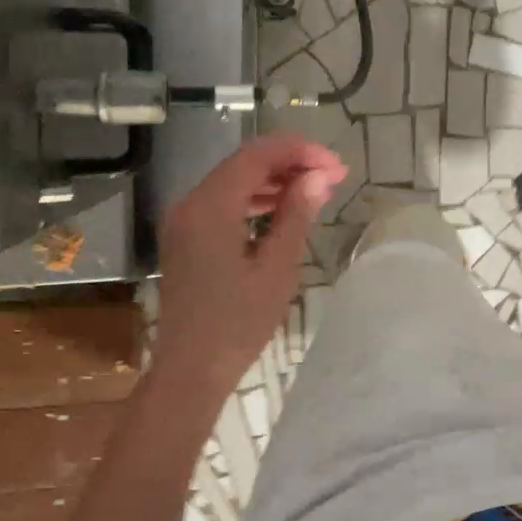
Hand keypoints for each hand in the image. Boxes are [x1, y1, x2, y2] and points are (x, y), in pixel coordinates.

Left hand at [154, 134, 346, 397]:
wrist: (190, 368)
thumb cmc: (238, 322)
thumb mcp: (276, 267)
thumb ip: (296, 215)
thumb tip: (320, 176)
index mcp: (210, 207)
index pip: (258, 155)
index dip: (300, 152)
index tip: (337, 167)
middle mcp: (190, 203)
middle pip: (244, 163)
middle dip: (290, 163)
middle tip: (333, 177)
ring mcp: (184, 220)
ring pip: (234, 180)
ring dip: (275, 179)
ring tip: (316, 191)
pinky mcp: (186, 237)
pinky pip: (223, 202)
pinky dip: (255, 198)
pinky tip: (283, 210)